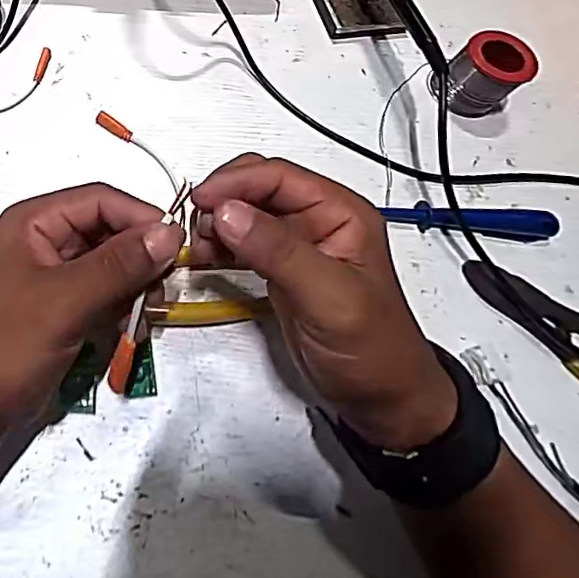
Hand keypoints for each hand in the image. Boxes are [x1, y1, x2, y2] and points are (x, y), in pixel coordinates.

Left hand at [0, 184, 183, 432]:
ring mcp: (58, 277)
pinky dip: (125, 308)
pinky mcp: (67, 308)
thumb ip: (118, 266)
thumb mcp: (64, 302)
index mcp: (35, 222)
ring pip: (115, 265)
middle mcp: (48, 241)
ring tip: (144, 314)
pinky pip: (109, 294)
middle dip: (140, 258)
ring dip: (136, 287)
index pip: (100, 200)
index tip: (176, 243)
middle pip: (111, 231)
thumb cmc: (2, 349)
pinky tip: (131, 329)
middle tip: (162, 287)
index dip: (140, 216)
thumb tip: (170, 234)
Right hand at [190, 155, 455, 450]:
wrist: (382, 401)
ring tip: (200, 245)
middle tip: (196, 223)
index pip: (279, 177)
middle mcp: (317, 220)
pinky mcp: (278, 266)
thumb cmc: (377, 352)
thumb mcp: (329, 299)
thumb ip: (279, 252)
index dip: (236, 182)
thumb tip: (230, 213)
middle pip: (257, 186)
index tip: (203, 199)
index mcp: (341, 213)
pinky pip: (240, 240)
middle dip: (222, 199)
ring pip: (244, 211)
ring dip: (216, 222)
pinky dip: (219, 244)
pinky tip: (206, 257)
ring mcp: (295, 243)